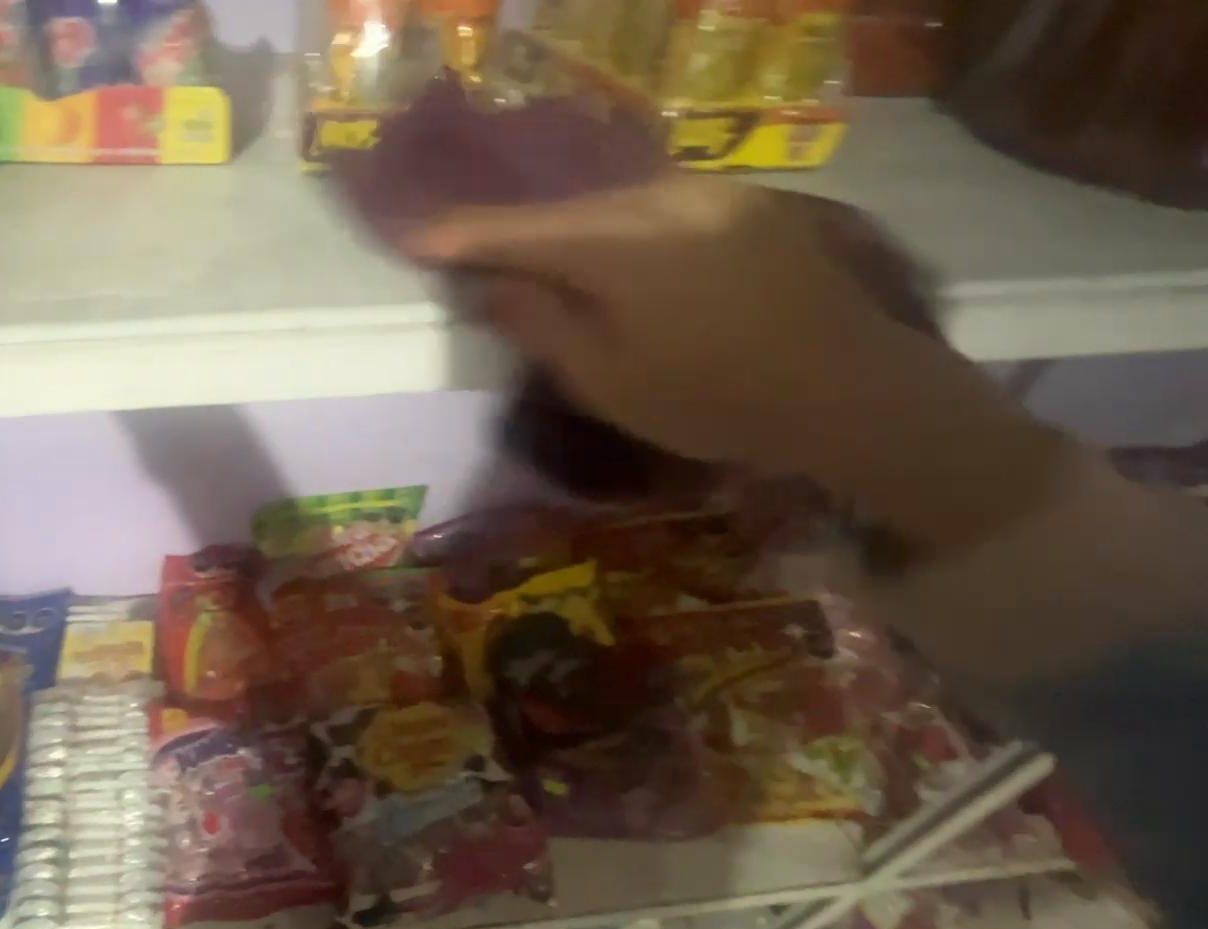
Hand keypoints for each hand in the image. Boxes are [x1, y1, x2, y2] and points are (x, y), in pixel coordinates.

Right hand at [412, 173, 1072, 551]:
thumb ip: (539, 322)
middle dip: (509, 231)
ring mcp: (712, 194)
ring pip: (611, 206)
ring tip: (526, 253)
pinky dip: (615, 229)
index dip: (459, 234)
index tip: (410, 236)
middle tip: (462, 249)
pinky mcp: (746, 205)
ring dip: (564, 230)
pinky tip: (605, 253)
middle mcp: (664, 199)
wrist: (853, 391)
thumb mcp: (606, 378)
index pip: (518, 231)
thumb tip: (486, 283)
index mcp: (621, 244)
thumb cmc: (712, 400)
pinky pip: (655, 209)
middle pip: (564, 210)